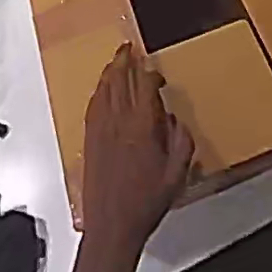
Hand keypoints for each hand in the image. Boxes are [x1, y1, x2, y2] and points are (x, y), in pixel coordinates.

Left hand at [80, 44, 194, 253]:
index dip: (151, 75)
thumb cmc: (146, 201)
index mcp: (141, 125)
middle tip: (129, 48)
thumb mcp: (177, 174)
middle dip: (125, 60)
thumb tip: (176, 120)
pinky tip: (103, 88)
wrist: (112, 224)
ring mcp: (100, 126)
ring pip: (104, 87)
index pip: (144, 85)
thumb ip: (182, 142)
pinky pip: (94, 102)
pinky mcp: (89, 135)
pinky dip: (100, 89)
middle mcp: (118, 119)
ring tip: (117, 60)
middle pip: (119, 78)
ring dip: (110, 70)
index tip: (158, 77)